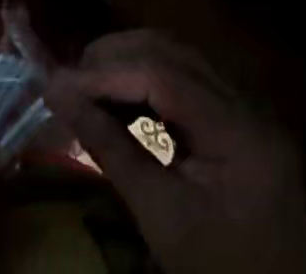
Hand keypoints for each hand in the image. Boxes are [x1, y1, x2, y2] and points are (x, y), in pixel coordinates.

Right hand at [46, 31, 305, 273]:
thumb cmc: (215, 270)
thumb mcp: (159, 214)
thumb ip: (108, 145)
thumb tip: (55, 92)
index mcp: (238, 132)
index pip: (163, 75)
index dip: (105, 72)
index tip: (57, 82)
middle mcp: (251, 105)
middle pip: (172, 53)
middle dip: (115, 58)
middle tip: (69, 80)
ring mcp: (250, 109)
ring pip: (179, 56)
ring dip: (130, 63)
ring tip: (89, 86)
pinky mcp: (241, 118)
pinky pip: (189, 77)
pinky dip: (150, 79)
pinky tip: (123, 99)